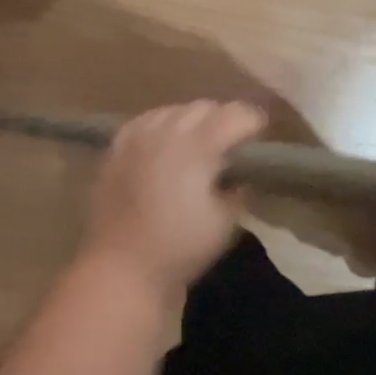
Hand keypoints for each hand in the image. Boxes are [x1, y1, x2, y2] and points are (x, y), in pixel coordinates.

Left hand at [80, 100, 266, 292]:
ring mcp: (135, 139)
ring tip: (198, 143)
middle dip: (223, 119)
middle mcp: (164, 133)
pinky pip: (142, 123)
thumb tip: (242, 177)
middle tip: (232, 145)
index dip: (254, 123)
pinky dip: (158, 127)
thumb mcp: (225, 224)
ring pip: (171, 111)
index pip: (235, 115)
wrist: (122, 267)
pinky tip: (162, 143)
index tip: (261, 140)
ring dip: (190, 121)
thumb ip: (239, 191)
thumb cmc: (179, 249)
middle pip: (203, 107)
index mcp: (196, 147)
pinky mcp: (114, 151)